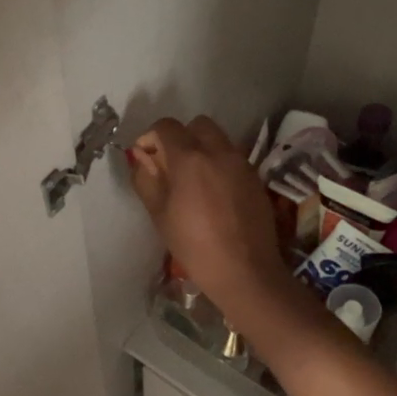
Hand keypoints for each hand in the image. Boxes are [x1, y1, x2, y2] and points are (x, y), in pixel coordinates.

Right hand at [128, 116, 289, 308]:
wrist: (245, 270)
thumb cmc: (194, 244)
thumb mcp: (159, 214)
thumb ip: (146, 179)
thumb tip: (141, 159)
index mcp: (189, 157)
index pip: (166, 126)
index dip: (151, 137)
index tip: (146, 159)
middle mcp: (218, 151)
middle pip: (197, 125)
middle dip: (181, 138)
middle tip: (172, 166)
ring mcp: (241, 163)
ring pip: (218, 140)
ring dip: (202, 150)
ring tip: (194, 181)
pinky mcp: (255, 178)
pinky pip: (233, 158)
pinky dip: (220, 165)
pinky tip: (215, 195)